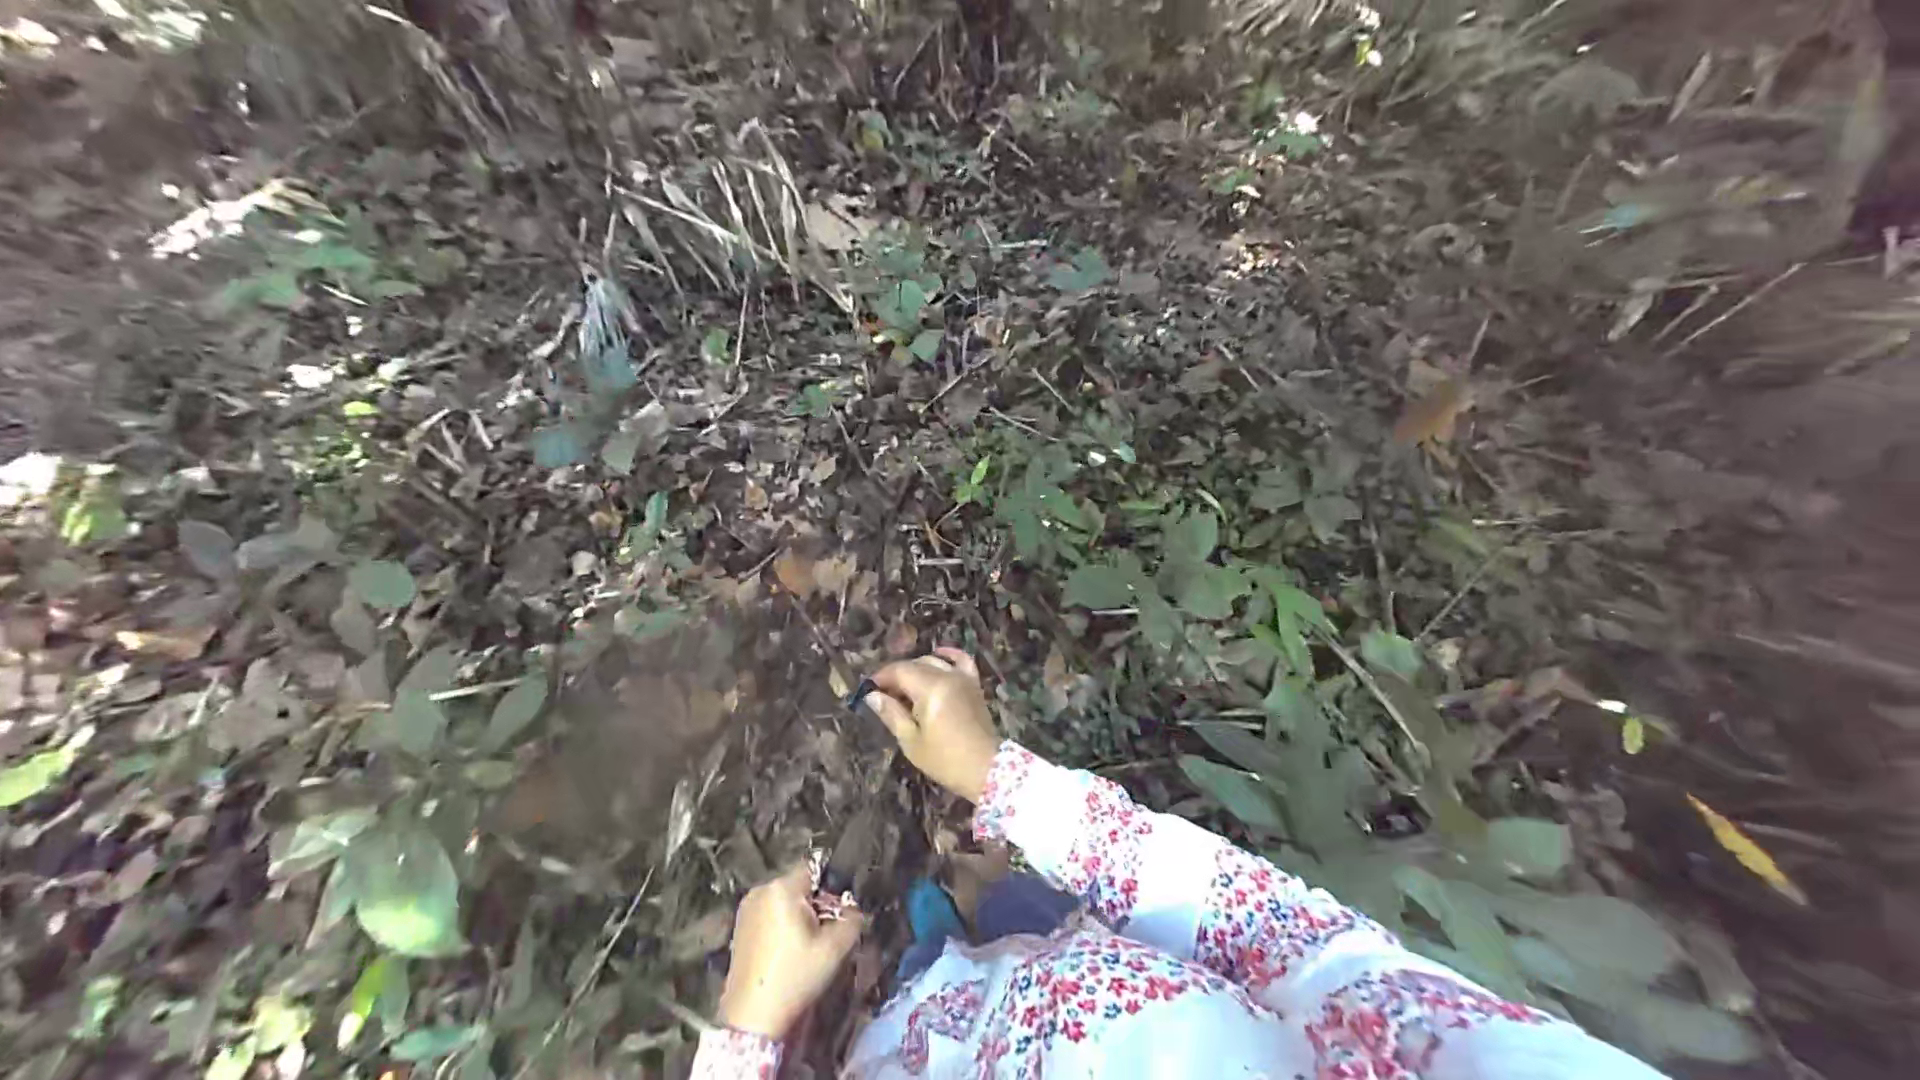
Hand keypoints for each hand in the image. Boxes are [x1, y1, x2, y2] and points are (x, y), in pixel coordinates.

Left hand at [717, 863, 864, 1038]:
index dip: (829, 888)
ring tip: (804, 944)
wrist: (752, 1019)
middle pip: (798, 885)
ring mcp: (746, 908)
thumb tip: (855, 909)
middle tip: (823, 932)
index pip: (814, 869)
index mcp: (782, 888)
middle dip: (814, 903)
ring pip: (784, 900)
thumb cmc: (794, 976)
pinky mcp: (739, 926)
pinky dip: (780, 925)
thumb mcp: (834, 948)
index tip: (835, 912)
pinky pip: (769, 913)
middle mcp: (761, 890)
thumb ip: (852, 919)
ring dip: (797, 914)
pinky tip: (785, 951)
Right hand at [865, 648, 1000, 802]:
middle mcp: (947, 676)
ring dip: (916, 669)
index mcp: (930, 688)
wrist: (985, 769)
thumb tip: (872, 696)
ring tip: (905, 688)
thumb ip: (891, 713)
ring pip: (934, 661)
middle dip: (896, 675)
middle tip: (884, 695)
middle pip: (915, 665)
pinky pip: (961, 660)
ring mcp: (963, 678)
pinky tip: (937, 656)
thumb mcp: (911, 740)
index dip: (881, 677)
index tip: (868, 690)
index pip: (899, 670)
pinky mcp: (974, 684)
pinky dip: (948, 655)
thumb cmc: (944, 759)